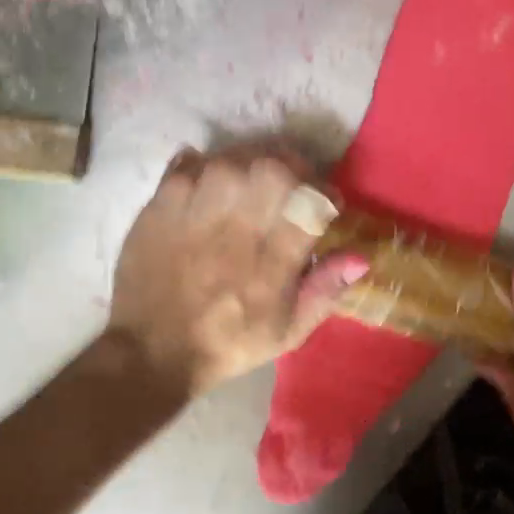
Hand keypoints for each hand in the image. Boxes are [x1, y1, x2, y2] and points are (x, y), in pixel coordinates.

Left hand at [107, 146, 366, 393]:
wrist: (152, 353)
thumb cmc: (229, 343)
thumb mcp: (289, 331)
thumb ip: (325, 290)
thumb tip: (360, 256)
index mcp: (271, 264)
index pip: (309, 203)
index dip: (325, 194)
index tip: (327, 201)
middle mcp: (234, 231)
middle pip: (272, 170)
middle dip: (291, 168)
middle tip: (291, 181)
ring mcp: (193, 214)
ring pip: (231, 160)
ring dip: (249, 164)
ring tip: (250, 181)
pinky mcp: (158, 208)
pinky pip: (189, 163)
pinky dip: (206, 166)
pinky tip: (212, 184)